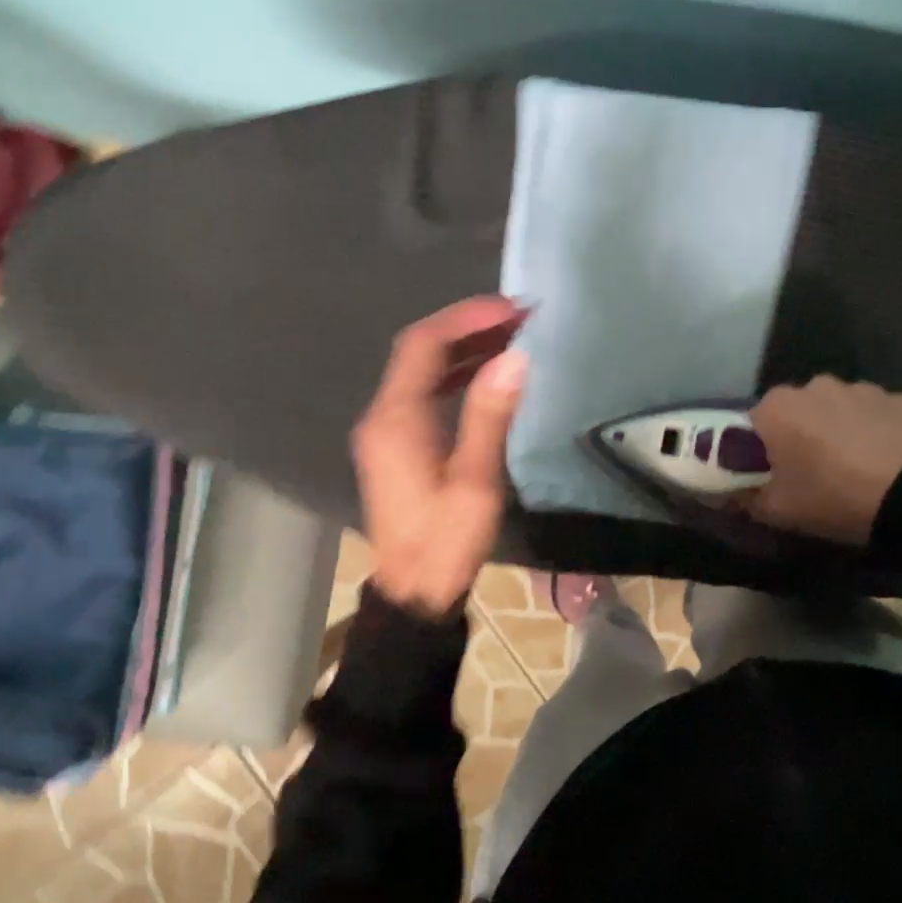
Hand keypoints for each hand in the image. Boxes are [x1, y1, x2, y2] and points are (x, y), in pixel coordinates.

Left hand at [352, 297, 528, 615]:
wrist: (414, 594)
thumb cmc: (446, 540)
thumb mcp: (475, 481)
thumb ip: (490, 416)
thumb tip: (515, 358)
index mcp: (396, 418)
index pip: (424, 344)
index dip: (466, 319)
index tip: (512, 309)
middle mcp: (382, 415)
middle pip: (420, 352)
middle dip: (468, 329)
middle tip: (519, 319)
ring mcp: (386, 431)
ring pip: (421, 372)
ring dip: (463, 352)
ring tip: (512, 340)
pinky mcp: (396, 446)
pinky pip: (422, 394)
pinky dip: (454, 376)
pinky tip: (488, 377)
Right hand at [744, 376, 901, 544]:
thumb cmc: (834, 497)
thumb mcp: (778, 511)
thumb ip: (742, 498)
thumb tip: (725, 493)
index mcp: (776, 408)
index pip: (750, 425)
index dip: (756, 452)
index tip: (767, 478)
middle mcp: (813, 386)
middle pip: (794, 413)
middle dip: (797, 437)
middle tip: (809, 475)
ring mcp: (860, 388)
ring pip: (836, 410)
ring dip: (836, 432)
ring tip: (853, 469)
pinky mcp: (898, 398)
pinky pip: (874, 416)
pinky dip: (873, 433)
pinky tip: (885, 462)